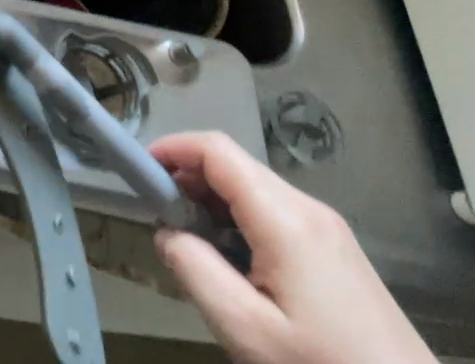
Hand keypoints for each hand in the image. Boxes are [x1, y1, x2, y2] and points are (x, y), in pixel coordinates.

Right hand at [151, 132, 435, 363]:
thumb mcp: (243, 326)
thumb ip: (193, 268)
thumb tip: (166, 231)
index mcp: (285, 218)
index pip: (216, 150)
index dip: (170, 148)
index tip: (138, 173)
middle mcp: (309, 209)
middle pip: (233, 165)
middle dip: (187, 178)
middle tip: (160, 216)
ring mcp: (328, 229)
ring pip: (252, 188)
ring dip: (211, 201)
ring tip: (192, 244)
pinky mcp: (336, 250)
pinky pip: (273, 212)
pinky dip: (237, 219)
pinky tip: (232, 261)